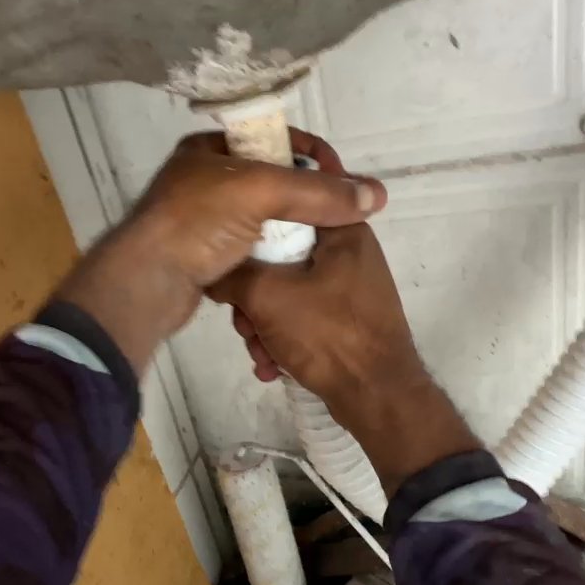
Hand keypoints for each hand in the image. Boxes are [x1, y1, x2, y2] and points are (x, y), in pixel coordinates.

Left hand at [54, 129, 384, 372]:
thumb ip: (318, 192)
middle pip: (270, 181)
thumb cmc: (196, 223)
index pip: (272, 138)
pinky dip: (270, 256)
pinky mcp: (202, 257)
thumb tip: (375, 195)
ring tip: (322, 243)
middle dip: (306, 197)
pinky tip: (292, 266)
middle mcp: (202, 180)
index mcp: (208, 149)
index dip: (311, 153)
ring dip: (289, 230)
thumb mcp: (261, 192)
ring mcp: (200, 221)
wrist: (146, 283)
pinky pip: (248, 250)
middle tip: (339, 215)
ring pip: (260, 219)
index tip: (343, 177)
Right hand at [211, 224, 481, 492]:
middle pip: (279, 250)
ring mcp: (344, 287)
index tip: (231, 219)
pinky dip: (279, 338)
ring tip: (258, 349)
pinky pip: (296, 315)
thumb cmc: (328, 333)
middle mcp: (346, 251)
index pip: (300, 187)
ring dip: (260, 322)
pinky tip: (271, 364)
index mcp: (341, 229)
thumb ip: (232, 274)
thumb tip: (209, 268)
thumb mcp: (268, 296)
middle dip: (251, 289)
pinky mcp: (339, 318)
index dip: (261, 197)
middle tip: (242, 315)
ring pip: (282, 288)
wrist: (375, 396)